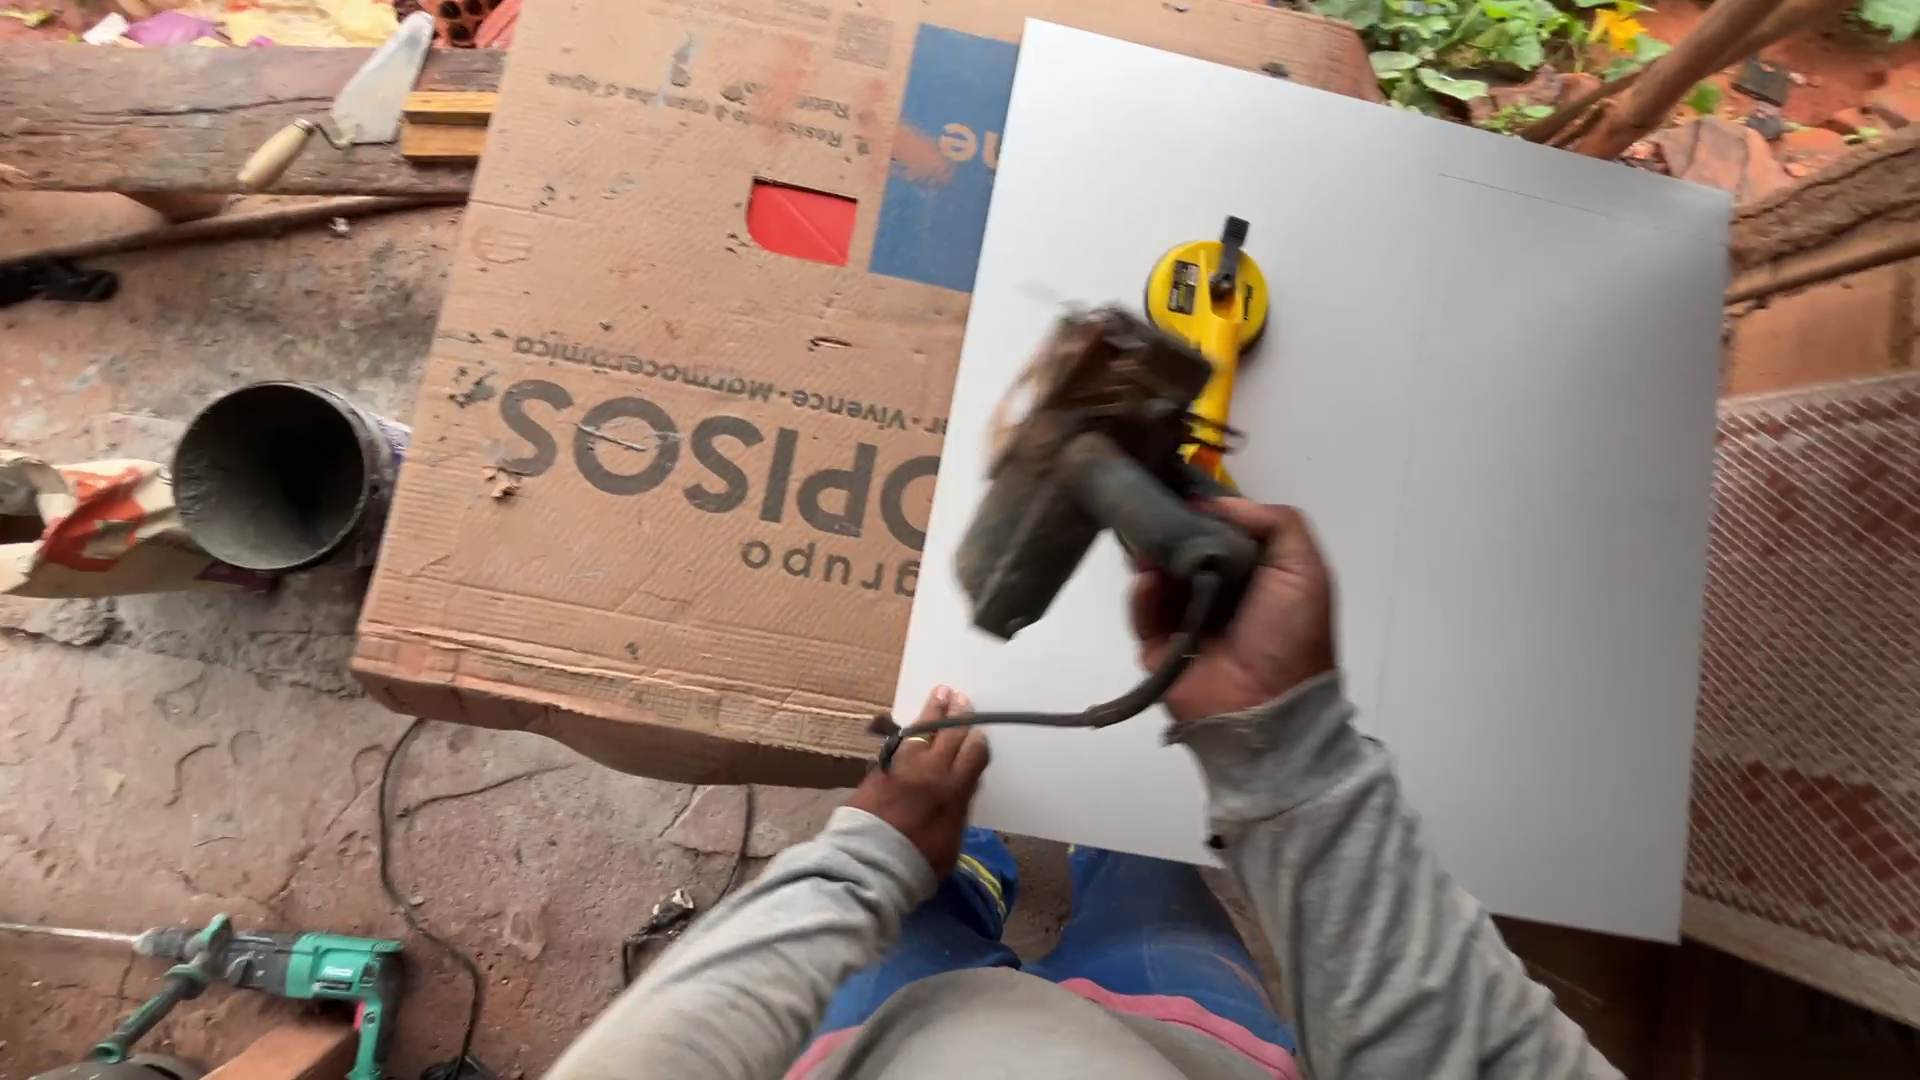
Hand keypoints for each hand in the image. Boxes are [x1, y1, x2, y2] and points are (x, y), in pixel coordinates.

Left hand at [847, 687, 989, 876]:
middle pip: (950, 734)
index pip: (973, 754)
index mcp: (954, 790)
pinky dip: (910, 730)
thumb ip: (958, 812)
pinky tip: (912, 724)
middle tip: (962, 698)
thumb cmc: (916, 863)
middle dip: (958, 715)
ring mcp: (904, 765)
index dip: (977, 741)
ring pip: (923, 729)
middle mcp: (932, 770)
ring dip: (933, 710)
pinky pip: (900, 740)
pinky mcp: (882, 767)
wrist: (870, 862)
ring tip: (940, 693)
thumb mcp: (951, 843)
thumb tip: (961, 792)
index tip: (979, 732)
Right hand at [1132, 499, 1334, 723]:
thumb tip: (1212, 503)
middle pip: (1181, 554)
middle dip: (1168, 535)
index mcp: (1251, 577)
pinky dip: (1140, 597)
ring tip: (1147, 550)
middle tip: (1152, 519)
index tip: (1179, 493)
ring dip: (1150, 561)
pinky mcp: (1157, 647)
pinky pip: (1141, 615)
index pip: (1217, 535)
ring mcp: (1184, 622)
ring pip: (1156, 580)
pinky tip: (1146, 582)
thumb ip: (1276, 523)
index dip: (1199, 513)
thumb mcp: (1305, 570)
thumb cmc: (1289, 635)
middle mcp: (1216, 595)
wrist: (1267, 707)